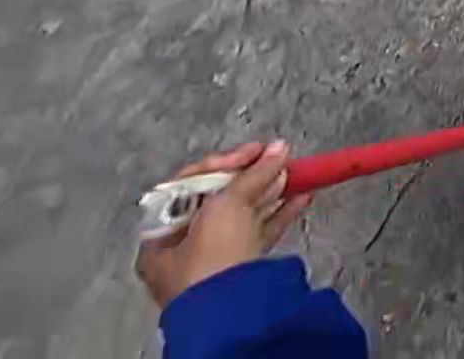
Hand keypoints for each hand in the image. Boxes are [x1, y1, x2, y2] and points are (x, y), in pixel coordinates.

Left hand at [134, 140, 312, 307]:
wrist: (233, 314)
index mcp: (162, 236)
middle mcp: (184, 250)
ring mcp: (216, 262)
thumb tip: (279, 148)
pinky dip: (281, 212)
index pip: (189, 185)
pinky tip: (302, 195)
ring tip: (292, 171)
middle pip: (219, 199)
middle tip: (274, 157)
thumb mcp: (227, 205)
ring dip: (269, 189)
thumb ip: (254, 174)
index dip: (220, 163)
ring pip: (244, 214)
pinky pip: (261, 233)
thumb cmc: (213, 256)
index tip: (251, 151)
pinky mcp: (243, 272)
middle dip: (251, 176)